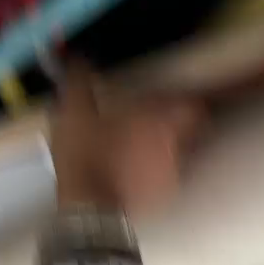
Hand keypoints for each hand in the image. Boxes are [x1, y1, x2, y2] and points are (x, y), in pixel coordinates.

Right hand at [49, 66, 207, 216]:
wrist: (90, 205)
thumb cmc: (84, 152)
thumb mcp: (73, 113)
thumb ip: (79, 85)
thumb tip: (79, 59)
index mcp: (156, 118)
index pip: (190, 105)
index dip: (181, 99)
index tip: (166, 97)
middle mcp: (174, 142)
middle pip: (187, 128)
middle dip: (170, 123)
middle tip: (146, 120)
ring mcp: (172, 170)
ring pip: (175, 151)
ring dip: (159, 147)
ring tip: (134, 147)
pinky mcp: (163, 193)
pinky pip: (163, 174)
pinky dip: (151, 169)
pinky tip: (129, 171)